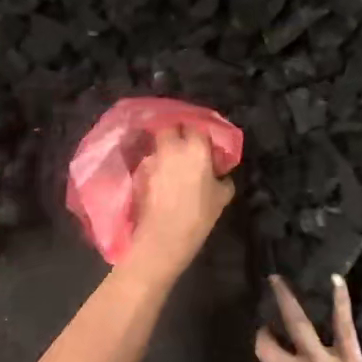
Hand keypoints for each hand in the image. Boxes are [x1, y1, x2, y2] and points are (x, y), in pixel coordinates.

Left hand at [117, 126, 234, 283]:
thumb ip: (223, 177)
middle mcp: (172, 146)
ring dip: (165, 148)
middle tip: (185, 146)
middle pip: (170, 127)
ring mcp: (152, 157)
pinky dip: (155, 164)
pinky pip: (150, 160)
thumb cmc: (199, 215)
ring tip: (171, 163)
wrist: (164, 235)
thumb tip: (219, 171)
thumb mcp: (223, 196)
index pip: (196, 127)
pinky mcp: (139, 170)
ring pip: (158, 143)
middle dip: (177, 132)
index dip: (200, 134)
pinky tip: (160, 177)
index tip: (204, 143)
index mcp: (196, 148)